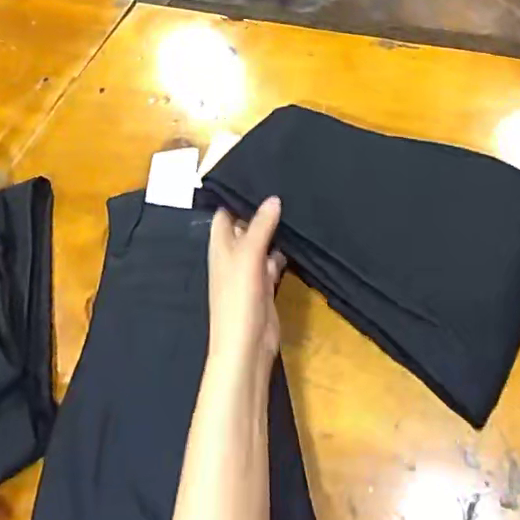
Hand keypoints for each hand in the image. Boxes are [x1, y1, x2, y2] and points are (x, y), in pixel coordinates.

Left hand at [206, 196, 285, 373]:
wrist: (246, 347)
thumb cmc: (238, 297)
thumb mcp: (248, 255)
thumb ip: (261, 225)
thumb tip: (273, 198)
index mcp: (220, 244)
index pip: (225, 210)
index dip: (237, 193)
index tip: (258, 173)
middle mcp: (233, 253)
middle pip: (246, 223)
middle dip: (262, 208)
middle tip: (285, 182)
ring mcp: (249, 269)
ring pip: (262, 241)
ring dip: (275, 228)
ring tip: (296, 202)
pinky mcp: (265, 284)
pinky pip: (274, 259)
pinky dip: (283, 250)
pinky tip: (299, 237)